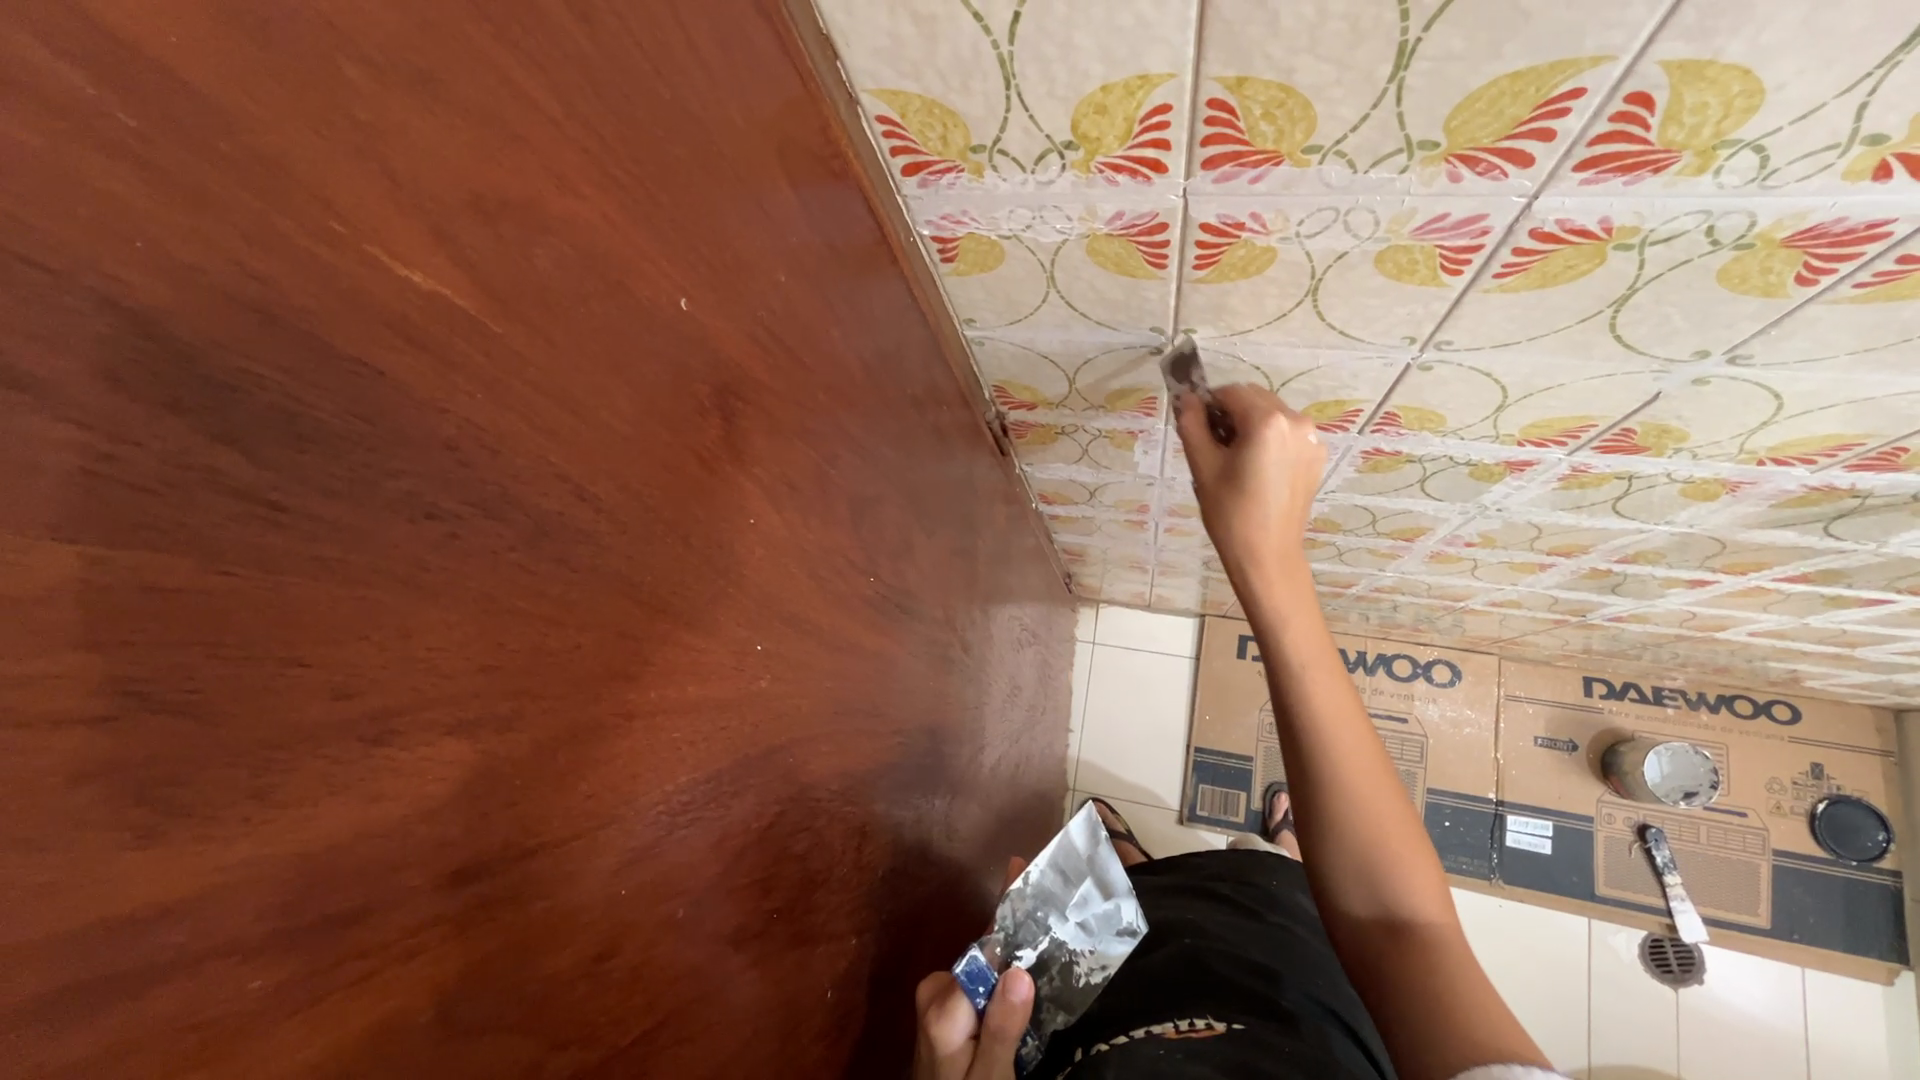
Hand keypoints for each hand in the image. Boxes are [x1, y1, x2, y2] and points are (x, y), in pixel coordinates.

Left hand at [911, 858, 1035, 1079]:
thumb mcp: (992, 1076)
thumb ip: (1003, 1026)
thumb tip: (1019, 970)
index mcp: (945, 1005)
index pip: (986, 950)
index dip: (1010, 912)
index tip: (1023, 870)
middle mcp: (935, 991)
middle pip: (984, 953)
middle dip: (1015, 930)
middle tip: (1043, 892)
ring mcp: (935, 998)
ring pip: (982, 967)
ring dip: (1010, 954)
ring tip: (1041, 922)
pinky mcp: (941, 1008)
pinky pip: (976, 982)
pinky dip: (998, 973)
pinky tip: (1022, 965)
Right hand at [1174, 385, 1325, 582]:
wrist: (1266, 554)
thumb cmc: (1229, 513)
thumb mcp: (1202, 466)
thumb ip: (1192, 424)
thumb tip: (1186, 398)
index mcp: (1267, 421)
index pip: (1230, 392)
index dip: (1208, 405)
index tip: (1196, 428)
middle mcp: (1296, 420)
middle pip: (1254, 398)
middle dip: (1231, 413)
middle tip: (1214, 446)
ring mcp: (1311, 437)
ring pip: (1271, 413)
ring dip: (1250, 424)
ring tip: (1236, 460)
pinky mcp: (1316, 454)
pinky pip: (1287, 432)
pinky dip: (1269, 438)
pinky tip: (1257, 468)